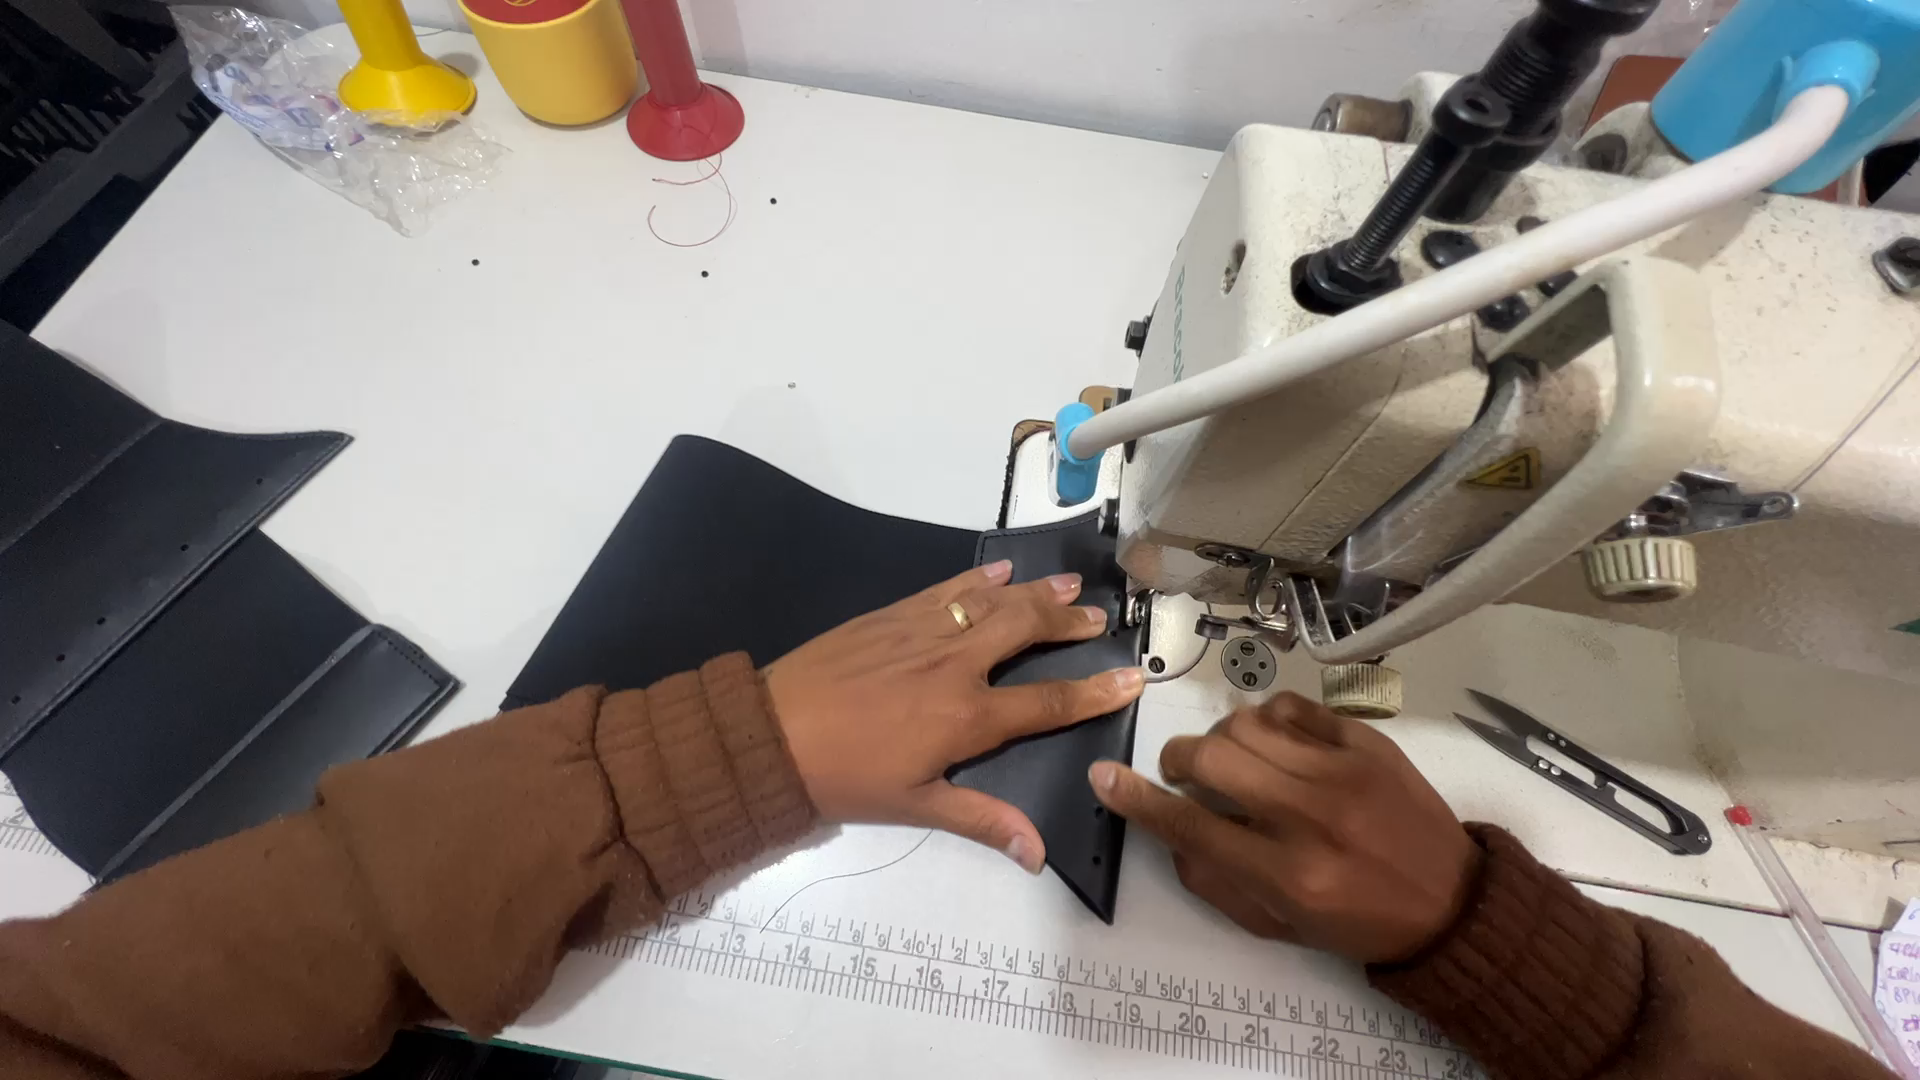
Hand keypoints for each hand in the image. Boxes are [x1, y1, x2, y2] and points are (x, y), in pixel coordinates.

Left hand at [766, 559, 1143, 873]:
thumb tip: (1039, 854)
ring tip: (1066, 584)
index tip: (1132, 677)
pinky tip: (998, 570)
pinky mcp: (894, 613)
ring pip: (993, 602)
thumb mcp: (915, 806)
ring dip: (1033, 591)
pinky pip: (947, 589)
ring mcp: (925, 630)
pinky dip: (978, 578)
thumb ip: (982, 820)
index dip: (1096, 692)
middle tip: (1096, 615)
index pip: (1048, 703)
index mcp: (967, 716)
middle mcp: (956, 663)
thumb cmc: (847, 777)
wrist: (774, 734)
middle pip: (1026, 631)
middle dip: (1067, 622)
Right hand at [1089, 692, 1477, 963]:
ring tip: (1235, 759)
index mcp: (1289, 876)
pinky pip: (1291, 706)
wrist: (1457, 907)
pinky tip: (1275, 743)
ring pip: (1246, 723)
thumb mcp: (1278, 926)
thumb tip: (1167, 827)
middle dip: (1179, 758)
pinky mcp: (1367, 741)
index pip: (1191, 825)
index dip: (1137, 799)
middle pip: (1211, 757)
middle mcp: (1311, 817)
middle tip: (1184, 772)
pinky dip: (1267, 719)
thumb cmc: (1357, 923)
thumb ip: (1212, 880)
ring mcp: (1343, 771)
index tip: (1104, 777)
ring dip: (1223, 738)